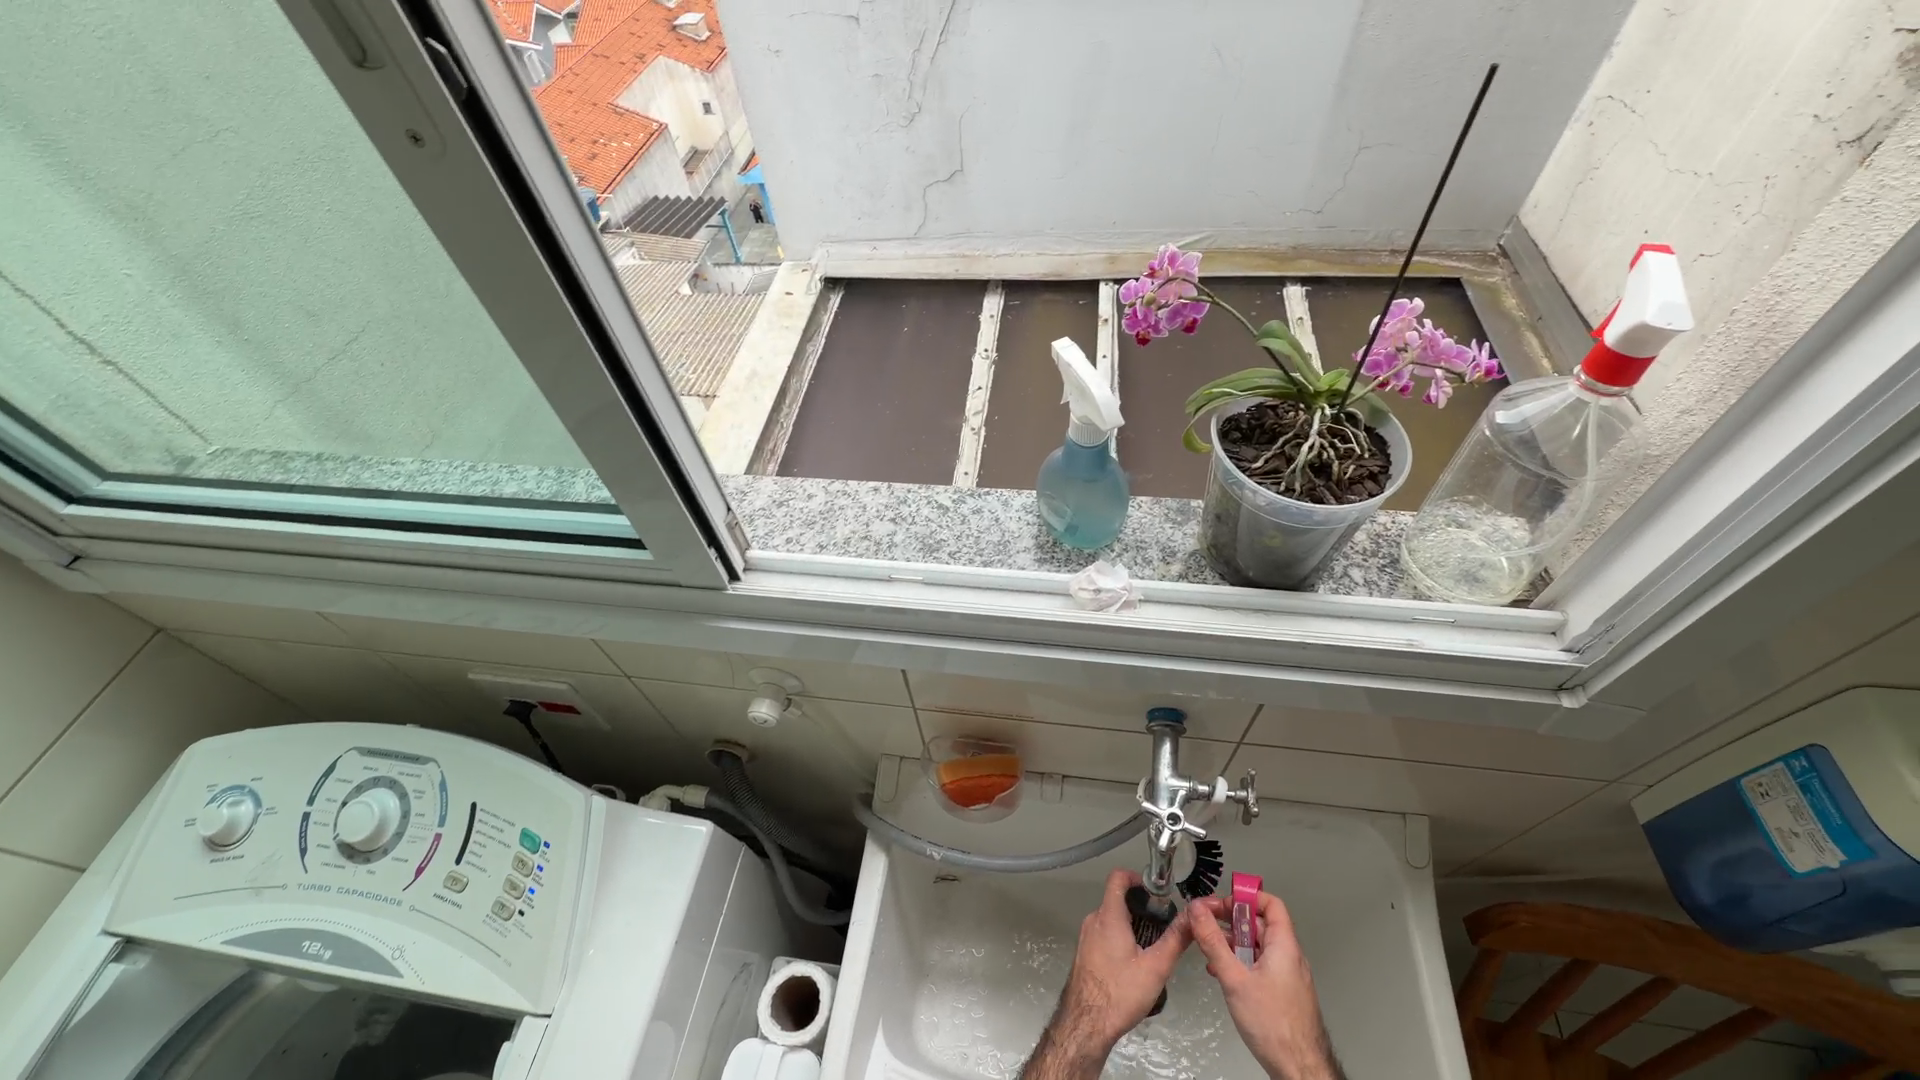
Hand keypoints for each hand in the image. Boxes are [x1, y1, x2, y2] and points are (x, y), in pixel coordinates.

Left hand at [1023, 869, 1191, 1078]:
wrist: (1086, 1024)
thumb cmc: (1120, 993)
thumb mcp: (1156, 967)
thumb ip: (1176, 939)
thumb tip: (1193, 918)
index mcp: (1108, 917)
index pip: (1118, 878)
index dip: (1137, 877)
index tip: (1155, 892)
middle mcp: (1093, 921)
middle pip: (1117, 899)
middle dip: (1141, 907)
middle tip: (1161, 924)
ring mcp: (1086, 936)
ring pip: (1111, 918)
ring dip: (1132, 924)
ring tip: (1151, 946)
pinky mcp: (1084, 952)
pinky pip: (1104, 933)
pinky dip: (1120, 937)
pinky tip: (1134, 961)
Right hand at [1188, 891, 1344, 1079]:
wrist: (1298, 1067)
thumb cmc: (1271, 1023)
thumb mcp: (1234, 978)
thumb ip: (1213, 941)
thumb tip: (1197, 910)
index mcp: (1284, 946)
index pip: (1271, 904)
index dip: (1246, 897)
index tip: (1220, 903)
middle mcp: (1289, 956)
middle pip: (1260, 924)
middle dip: (1231, 921)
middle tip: (1205, 924)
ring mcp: (1287, 975)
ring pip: (1257, 946)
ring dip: (1232, 943)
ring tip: (1209, 951)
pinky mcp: (1282, 992)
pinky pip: (1259, 965)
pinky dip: (1239, 962)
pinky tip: (1222, 974)